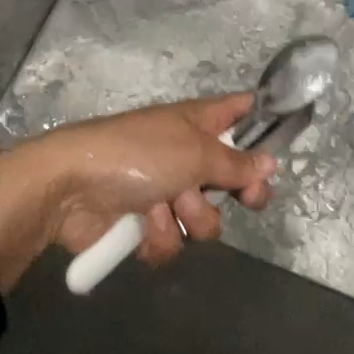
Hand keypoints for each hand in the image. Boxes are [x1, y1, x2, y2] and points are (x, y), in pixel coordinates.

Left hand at [0, 94, 276, 292]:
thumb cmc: (138, 154)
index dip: (263, 122)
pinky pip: (174, 242)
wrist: (71, 187)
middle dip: (240, 192)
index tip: (281, 141)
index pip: (240, 111)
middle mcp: (187, 155)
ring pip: (205, 218)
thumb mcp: (195, 152)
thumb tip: (270, 163)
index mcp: (198, 122)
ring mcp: (166, 191)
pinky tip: (144, 225)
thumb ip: (237, 163)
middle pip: (233, 176)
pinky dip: (160, 237)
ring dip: (190, 216)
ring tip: (167, 205)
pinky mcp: (146, 227)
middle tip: (248, 199)